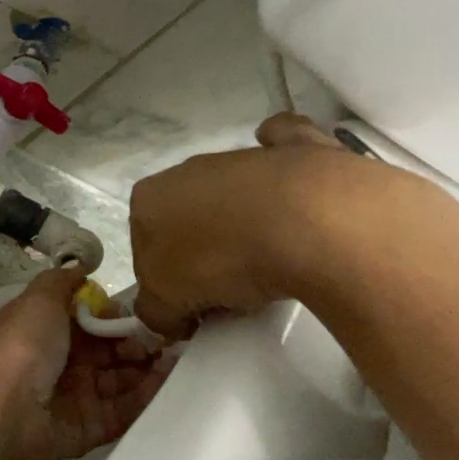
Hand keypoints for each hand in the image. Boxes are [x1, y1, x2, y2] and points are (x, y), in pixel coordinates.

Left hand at [0, 267, 172, 459]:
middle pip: (116, 353)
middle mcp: (67, 362)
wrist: (0, 400)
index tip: (156, 313)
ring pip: (125, 382)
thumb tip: (83, 268)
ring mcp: (79, 396)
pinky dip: (149, 399)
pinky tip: (172, 385)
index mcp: (52, 331)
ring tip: (184, 361)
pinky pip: (126, 412)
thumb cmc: (23, 342)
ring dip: (153, 371)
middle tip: (176, 340)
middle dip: (145, 345)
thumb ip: (63, 282)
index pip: (97, 323)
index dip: (124, 318)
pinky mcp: (92, 428)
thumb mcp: (40, 298)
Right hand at [128, 112, 405, 338]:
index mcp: (147, 200)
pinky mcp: (300, 149)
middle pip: (187, 215)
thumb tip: (163, 317)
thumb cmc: (224, 258)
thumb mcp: (169, 301)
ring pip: (232, 189)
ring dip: (243, 216)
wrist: (314, 224)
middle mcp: (186, 170)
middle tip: (231, 289)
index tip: (192, 308)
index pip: (145, 245)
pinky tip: (292, 179)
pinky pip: (282, 142)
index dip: (165, 278)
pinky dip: (282, 153)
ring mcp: (243, 156)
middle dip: (201, 246)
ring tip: (276, 259)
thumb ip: (154, 310)